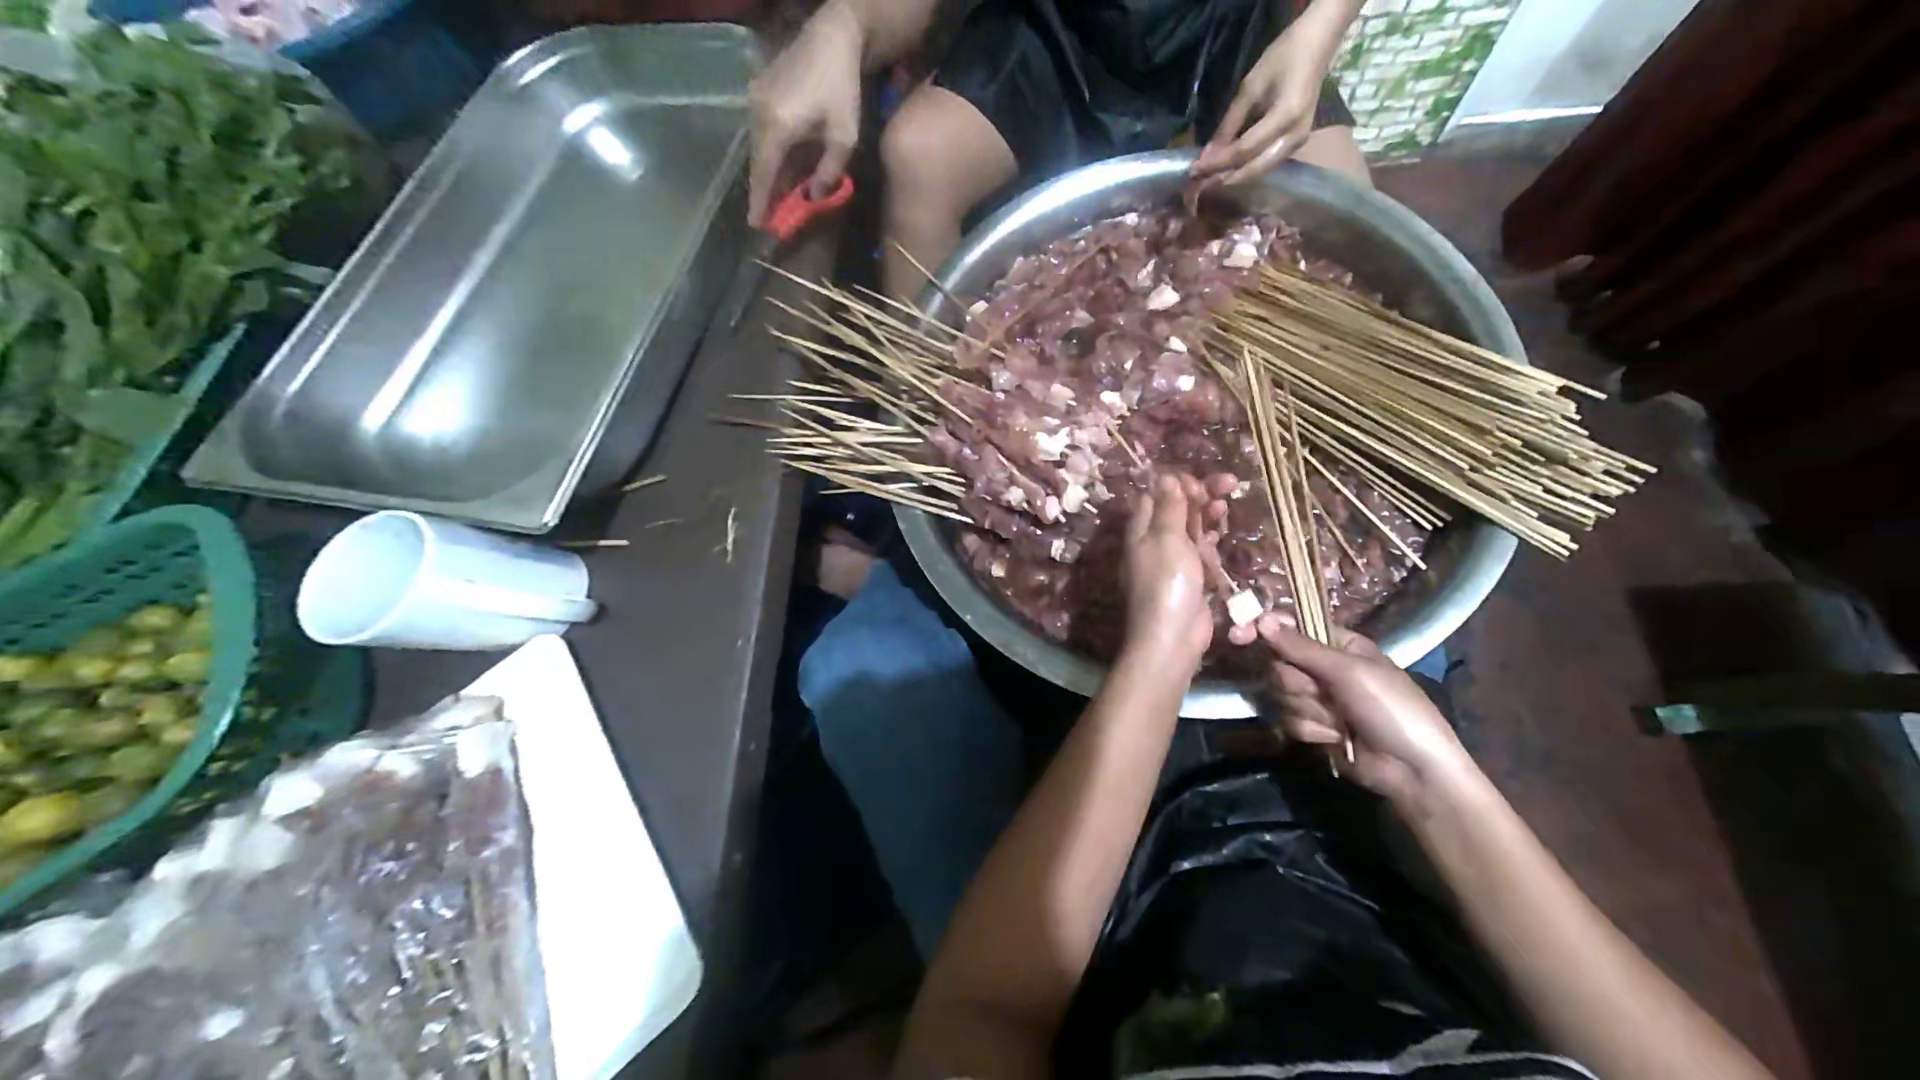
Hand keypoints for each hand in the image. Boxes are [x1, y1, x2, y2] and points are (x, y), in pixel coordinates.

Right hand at [747, 3, 862, 227]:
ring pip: (759, 148)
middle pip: (758, 163)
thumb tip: (815, 198)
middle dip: (764, 191)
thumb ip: (829, 172)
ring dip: (769, 172)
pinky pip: (762, 132)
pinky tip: (783, 167)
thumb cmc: (842, 88)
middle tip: (769, 217)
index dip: (760, 202)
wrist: (831, 38)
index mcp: (777, 127)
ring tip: (777, 197)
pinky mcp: (758, 92)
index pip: (764, 174)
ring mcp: (754, 100)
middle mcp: (758, 114)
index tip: (756, 225)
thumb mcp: (844, 137)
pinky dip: (771, 153)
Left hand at [1122, 474, 1228, 674]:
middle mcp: (1153, 543)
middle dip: (1200, 496)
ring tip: (1225, 506)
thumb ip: (1169, 508)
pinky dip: (1209, 544)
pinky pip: (1200, 554)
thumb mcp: (1167, 538)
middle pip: (1176, 511)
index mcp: (1140, 530)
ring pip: (1191, 531)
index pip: (1155, 496)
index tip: (1198, 480)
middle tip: (1229, 484)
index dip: (1176, 484)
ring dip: (1207, 517)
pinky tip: (1219, 538)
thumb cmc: (1167, 581)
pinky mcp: (1190, 579)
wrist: (1172, 635)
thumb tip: (1165, 477)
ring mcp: (1172, 562)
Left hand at [1190, 5, 1347, 185]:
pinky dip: (1247, 169)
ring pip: (1261, 170)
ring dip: (1235, 176)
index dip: (1217, 163)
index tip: (1194, 170)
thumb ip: (1229, 124)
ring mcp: (1299, 142)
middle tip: (1199, 182)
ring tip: (1210, 179)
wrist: (1319, 43)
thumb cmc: (1283, 57)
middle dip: (1224, 177)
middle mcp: (1295, 136)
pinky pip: (1268, 163)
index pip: (1243, 151)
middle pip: (1253, 168)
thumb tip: (1207, 155)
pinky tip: (1229, 170)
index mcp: (1285, 117)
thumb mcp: (1249, 88)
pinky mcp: (1297, 143)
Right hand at [1257, 616, 1478, 804]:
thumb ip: (1302, 647)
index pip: (1291, 628)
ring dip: (1308, 710)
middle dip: (1297, 683)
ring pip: (1280, 694)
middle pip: (1279, 663)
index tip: (1240, 634)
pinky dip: (1311, 730)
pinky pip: (1287, 720)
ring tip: (1339, 722)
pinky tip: (1336, 739)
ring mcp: (1317, 699)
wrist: (1412, 771)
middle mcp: (1324, 668)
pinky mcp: (1311, 727)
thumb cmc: (1392, 709)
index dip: (1264, 629)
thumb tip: (1261, 619)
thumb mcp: (1350, 671)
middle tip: (1322, 692)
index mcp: (1339, 645)